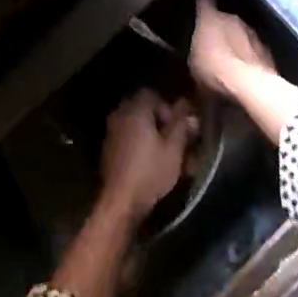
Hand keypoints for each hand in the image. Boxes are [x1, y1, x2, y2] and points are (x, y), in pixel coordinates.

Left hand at [99, 89, 195, 222]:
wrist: (120, 202)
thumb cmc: (150, 172)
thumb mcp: (173, 149)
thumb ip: (181, 126)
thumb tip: (188, 109)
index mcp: (135, 110)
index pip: (151, 94)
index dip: (166, 107)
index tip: (175, 126)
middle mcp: (120, 115)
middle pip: (141, 107)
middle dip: (158, 120)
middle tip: (171, 138)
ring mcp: (111, 132)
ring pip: (134, 123)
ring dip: (148, 132)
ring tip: (162, 151)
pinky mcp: (108, 149)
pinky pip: (126, 136)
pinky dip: (137, 142)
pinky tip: (148, 160)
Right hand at [190, 0, 276, 100]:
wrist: (248, 84)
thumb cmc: (212, 68)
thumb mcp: (192, 61)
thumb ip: (195, 48)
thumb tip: (196, 48)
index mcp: (210, 17)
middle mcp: (232, 18)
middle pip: (224, 17)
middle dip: (219, 28)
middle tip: (212, 43)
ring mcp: (252, 33)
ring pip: (240, 33)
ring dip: (235, 41)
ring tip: (230, 59)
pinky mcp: (266, 51)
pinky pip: (253, 49)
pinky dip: (248, 55)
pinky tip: (244, 71)